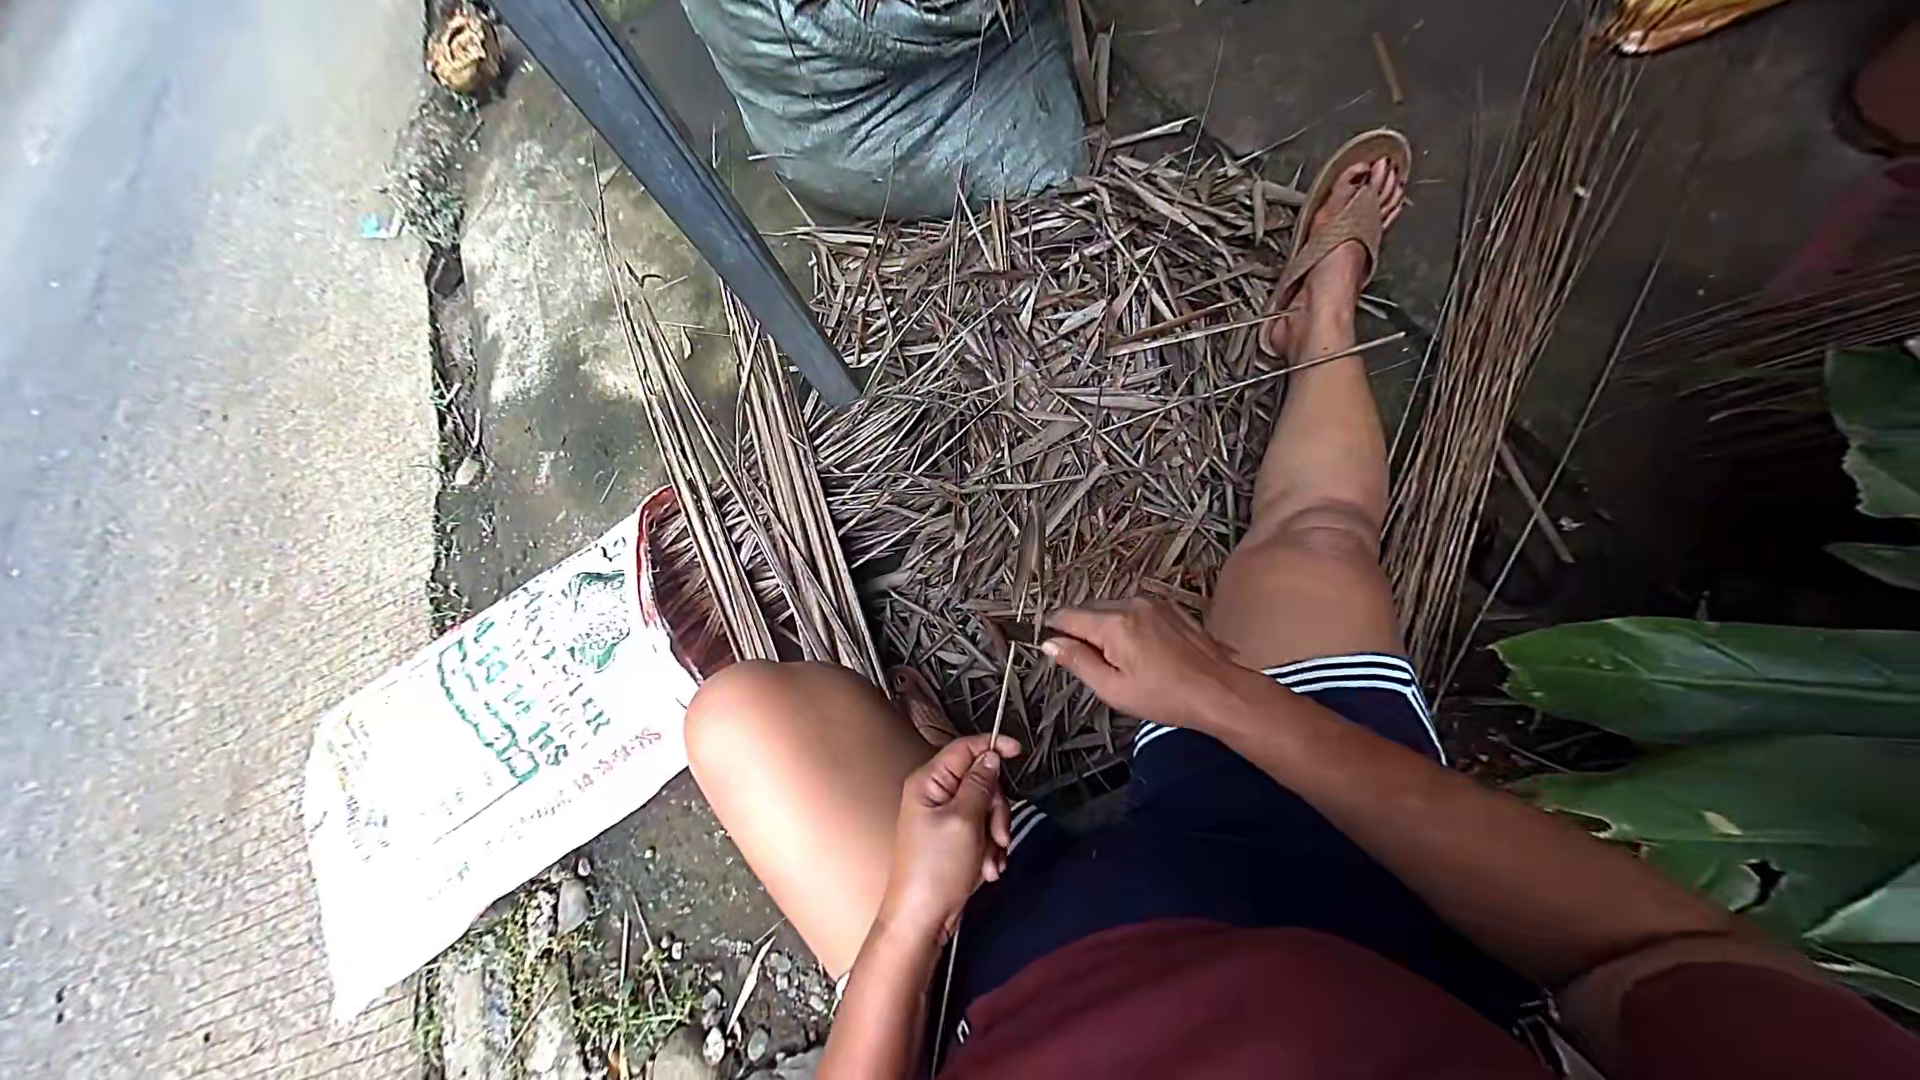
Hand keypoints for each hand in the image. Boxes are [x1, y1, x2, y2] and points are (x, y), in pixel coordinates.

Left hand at [879, 733, 1021, 937]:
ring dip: (995, 832)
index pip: (964, 748)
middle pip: (980, 780)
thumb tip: (991, 757)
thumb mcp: (964, 821)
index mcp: (929, 782)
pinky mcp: (952, 838)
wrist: (921, 921)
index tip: (1018, 751)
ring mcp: (943, 817)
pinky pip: (982, 829)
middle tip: (999, 834)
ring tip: (991, 859)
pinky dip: (990, 848)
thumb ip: (979, 784)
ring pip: (985, 806)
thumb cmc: (934, 871)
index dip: (993, 745)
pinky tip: (987, 868)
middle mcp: (934, 794)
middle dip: (997, 807)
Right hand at [1042, 597, 1257, 731]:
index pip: (1066, 616)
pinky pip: (1136, 611)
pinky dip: (1131, 627)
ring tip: (1127, 662)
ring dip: (1109, 629)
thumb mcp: (1113, 689)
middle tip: (1099, 666)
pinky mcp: (1169, 607)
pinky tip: (1145, 653)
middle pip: (1089, 611)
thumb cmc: (1167, 697)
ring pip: (1112, 610)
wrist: (1219, 692)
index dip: (1056, 632)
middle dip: (1085, 633)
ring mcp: (1153, 603)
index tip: (1058, 648)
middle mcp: (1131, 604)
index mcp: (1113, 624)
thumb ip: (1077, 661)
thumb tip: (1051, 644)